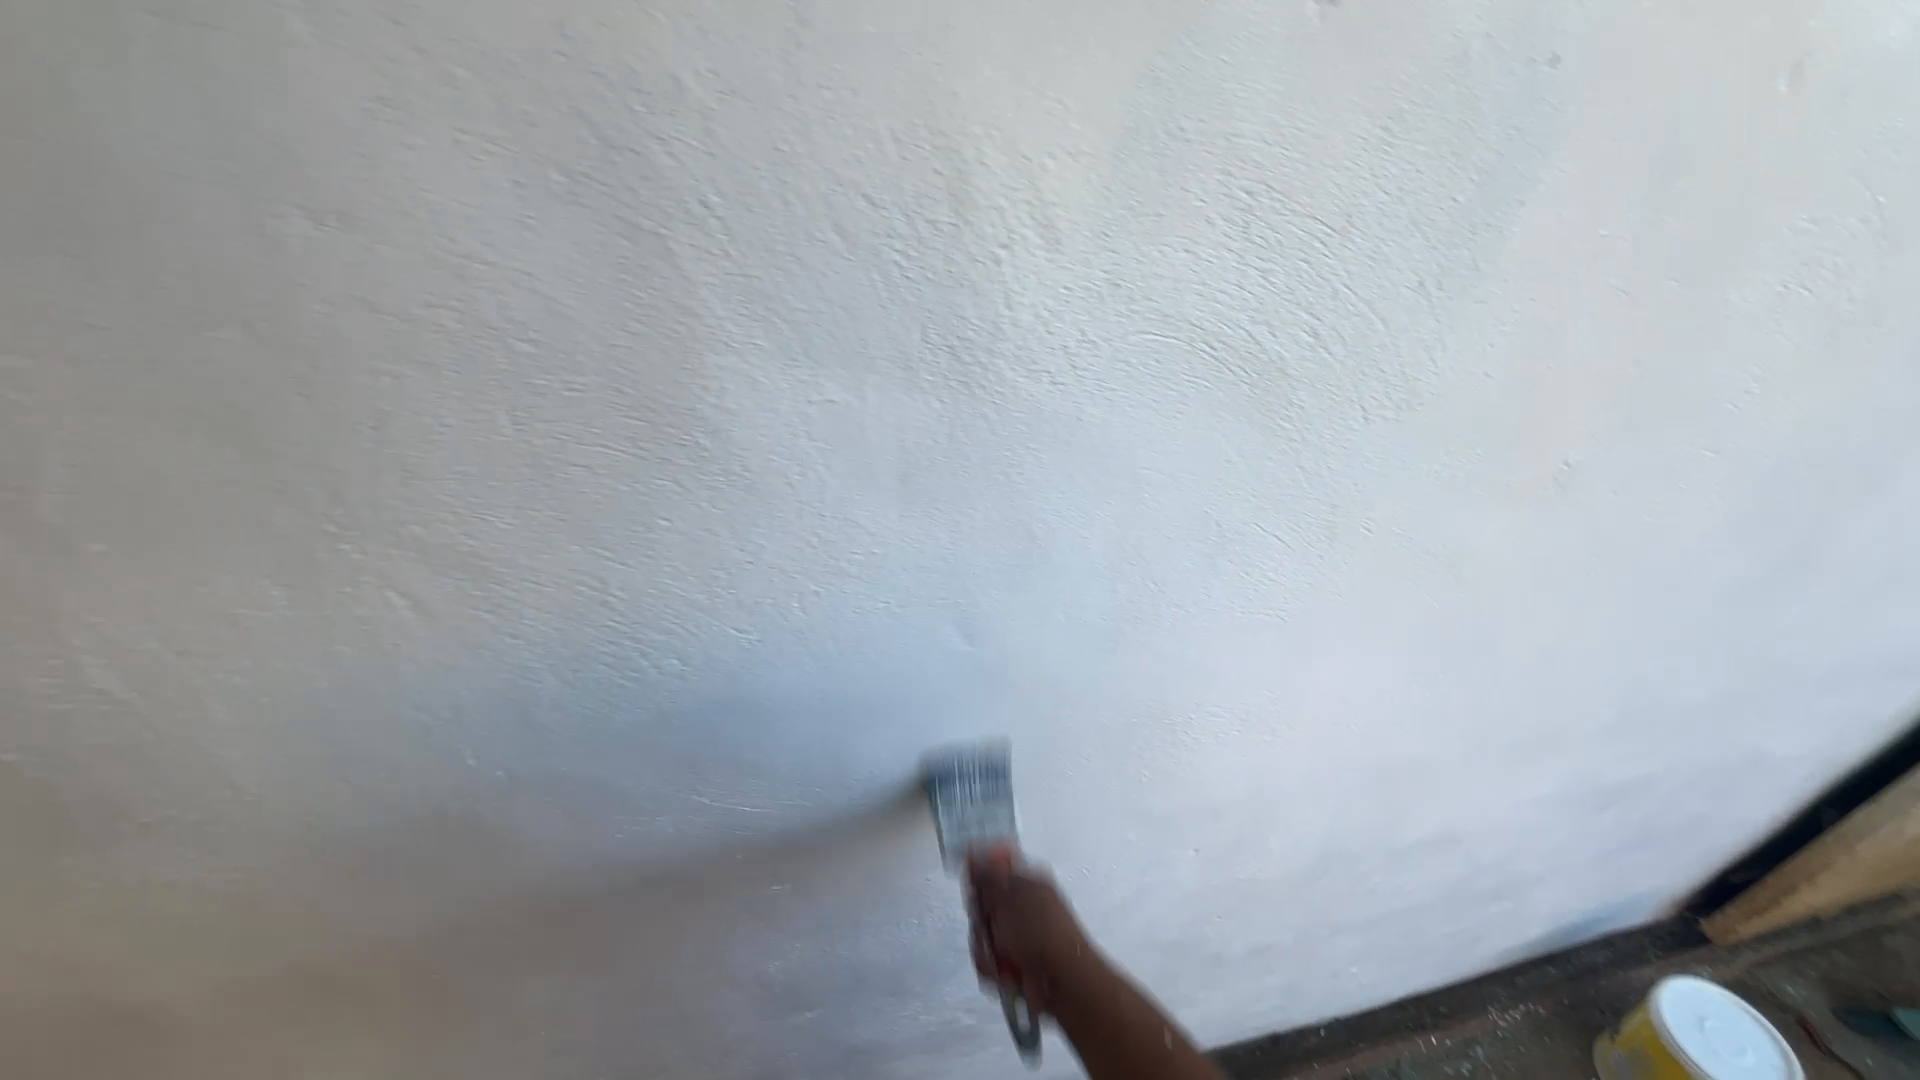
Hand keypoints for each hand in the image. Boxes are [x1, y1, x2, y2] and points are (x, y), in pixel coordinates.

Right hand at [966, 853, 1097, 1014]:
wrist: (1063, 981)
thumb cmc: (1039, 933)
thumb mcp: (1009, 898)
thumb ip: (987, 877)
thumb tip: (974, 854)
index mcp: (1028, 882)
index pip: (994, 870)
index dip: (979, 880)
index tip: (974, 892)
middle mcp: (1024, 906)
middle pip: (985, 906)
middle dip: (981, 923)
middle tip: (988, 930)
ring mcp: (1021, 935)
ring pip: (985, 936)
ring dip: (986, 950)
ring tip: (998, 960)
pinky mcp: (1017, 962)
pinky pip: (992, 960)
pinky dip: (993, 969)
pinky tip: (1003, 974)